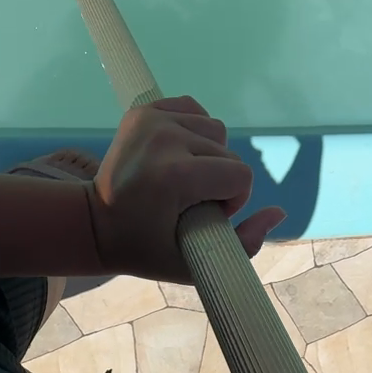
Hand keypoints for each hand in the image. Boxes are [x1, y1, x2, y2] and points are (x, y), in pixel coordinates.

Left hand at [87, 96, 285, 281]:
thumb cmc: (143, 248)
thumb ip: (245, 244)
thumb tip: (279, 212)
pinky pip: (193, 109)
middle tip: (190, 201)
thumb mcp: (193, 263)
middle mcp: (165, 138)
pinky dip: (194, 130)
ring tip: (184, 177)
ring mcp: (152, 119)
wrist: (91, 222)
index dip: (231, 200)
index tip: (206, 215)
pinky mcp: (143, 109)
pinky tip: (179, 152)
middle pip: (229, 152)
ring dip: (209, 155)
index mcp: (175, 174)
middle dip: (220, 180)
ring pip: (215, 129)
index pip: (239, 175)